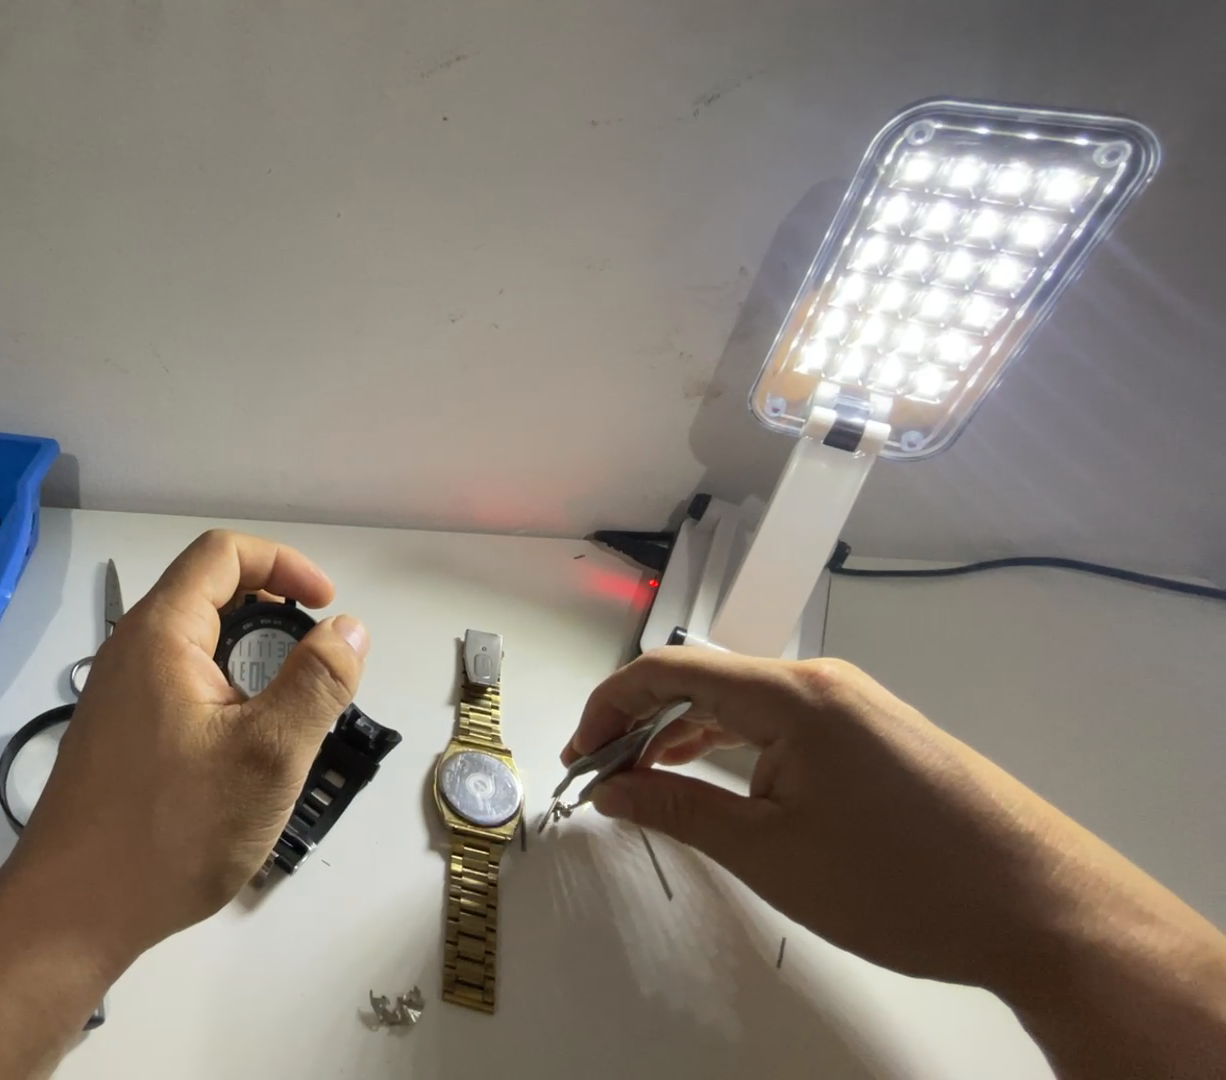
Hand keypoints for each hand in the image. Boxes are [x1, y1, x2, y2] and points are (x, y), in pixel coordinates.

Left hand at [15, 530, 369, 958]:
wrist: (74, 911)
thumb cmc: (173, 830)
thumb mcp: (268, 755)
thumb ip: (317, 683)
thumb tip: (349, 628)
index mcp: (161, 632)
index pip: (223, 553)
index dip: (284, 563)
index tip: (327, 604)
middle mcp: (132, 647)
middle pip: (209, 590)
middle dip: (273, 608)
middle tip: (314, 661)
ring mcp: (121, 689)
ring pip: (197, 639)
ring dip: (252, 653)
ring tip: (289, 707)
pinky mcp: (121, 726)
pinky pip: (181, 679)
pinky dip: (226, 686)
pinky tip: (245, 742)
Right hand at [566, 649, 1222, 995]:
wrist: (1062, 921)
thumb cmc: (906, 886)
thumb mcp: (769, 854)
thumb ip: (675, 811)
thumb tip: (608, 793)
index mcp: (792, 694)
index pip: (669, 671)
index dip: (609, 707)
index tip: (580, 753)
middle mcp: (820, 681)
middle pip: (700, 679)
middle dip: (639, 721)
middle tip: (603, 771)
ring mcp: (851, 702)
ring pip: (736, 699)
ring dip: (681, 732)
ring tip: (644, 775)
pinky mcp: (871, 730)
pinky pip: (775, 719)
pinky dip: (728, 742)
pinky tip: (709, 775)